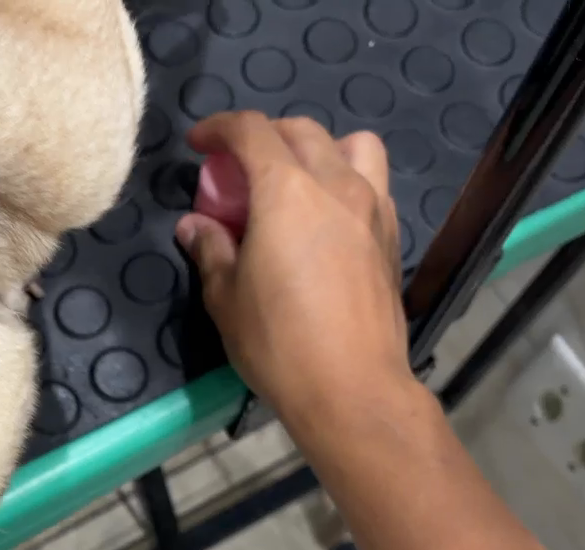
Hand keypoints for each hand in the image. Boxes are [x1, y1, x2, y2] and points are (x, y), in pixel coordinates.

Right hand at [174, 111, 412, 431]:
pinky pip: (371, 181)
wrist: (349, 386)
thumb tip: (195, 226)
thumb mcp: (225, 299)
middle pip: (300, 131)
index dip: (220, 128)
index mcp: (287, 193)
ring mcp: (372, 206)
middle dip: (262, 137)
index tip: (198, 143)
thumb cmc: (276, 343)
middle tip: (236, 171)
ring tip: (294, 181)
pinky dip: (343, 179)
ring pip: (350, 145)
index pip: (252, 133)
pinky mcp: (389, 235)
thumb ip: (210, 251)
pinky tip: (325, 217)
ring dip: (316, 148)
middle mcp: (335, 184)